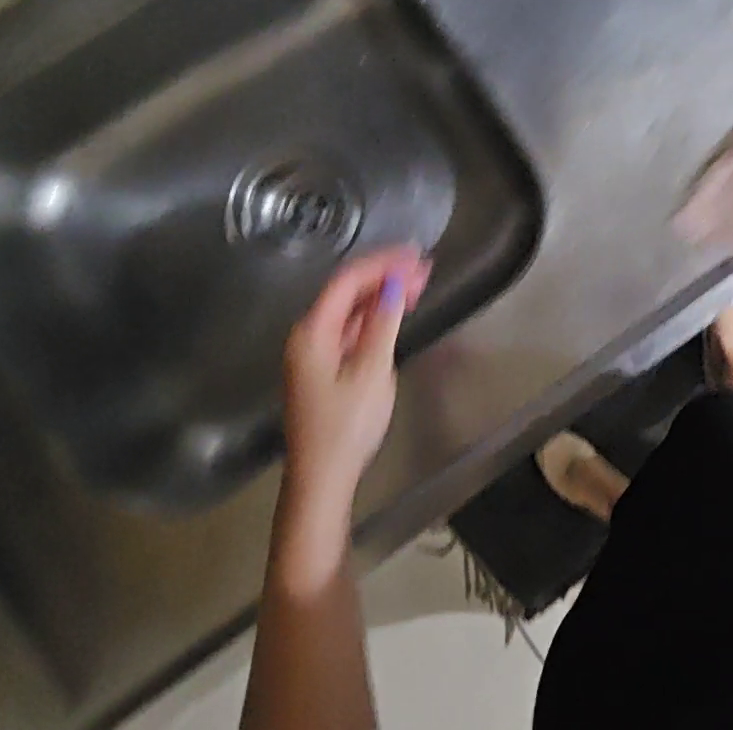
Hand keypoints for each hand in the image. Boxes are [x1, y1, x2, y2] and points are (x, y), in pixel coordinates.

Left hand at [282, 246, 431, 497]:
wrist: (323, 477)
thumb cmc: (347, 425)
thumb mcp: (371, 371)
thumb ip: (382, 324)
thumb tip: (392, 286)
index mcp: (313, 331)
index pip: (347, 281)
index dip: (382, 263)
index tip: (416, 255)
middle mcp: (308, 335)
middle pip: (347, 292)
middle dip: (385, 275)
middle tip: (424, 268)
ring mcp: (314, 352)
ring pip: (350, 310)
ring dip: (382, 295)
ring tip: (418, 284)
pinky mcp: (324, 368)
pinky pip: (350, 329)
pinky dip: (375, 317)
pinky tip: (396, 314)